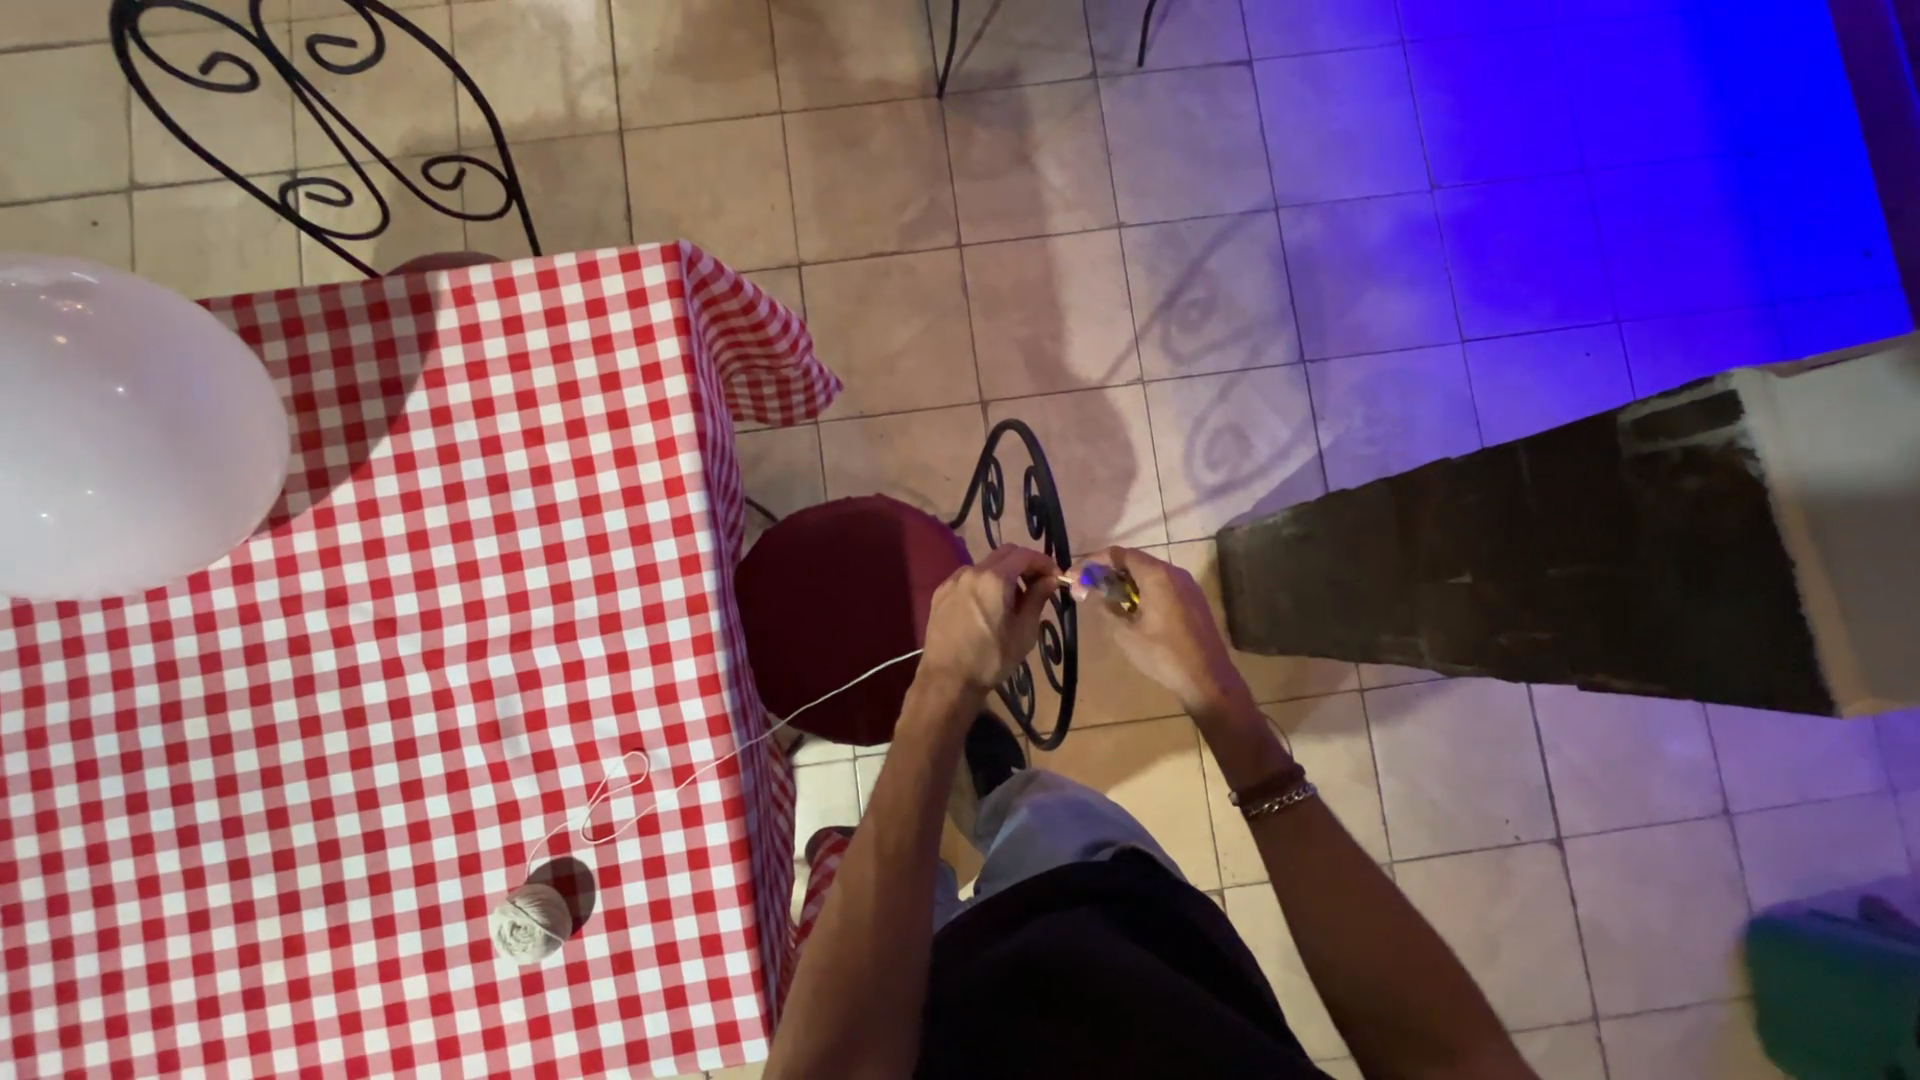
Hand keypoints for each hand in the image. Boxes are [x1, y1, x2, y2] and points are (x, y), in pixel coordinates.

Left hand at [919, 544, 1059, 692]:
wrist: (948, 680)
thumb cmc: (991, 659)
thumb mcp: (1024, 632)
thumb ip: (1037, 599)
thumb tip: (1050, 579)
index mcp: (994, 579)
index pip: (1024, 555)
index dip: (1043, 562)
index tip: (1055, 577)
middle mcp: (971, 572)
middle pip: (1004, 554)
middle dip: (1025, 564)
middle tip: (1038, 585)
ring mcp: (952, 581)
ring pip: (985, 565)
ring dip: (1003, 574)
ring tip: (1012, 600)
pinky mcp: (940, 594)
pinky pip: (968, 579)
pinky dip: (984, 583)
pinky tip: (988, 606)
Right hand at [1072, 547, 1247, 717]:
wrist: (1208, 679)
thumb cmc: (1163, 654)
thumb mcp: (1125, 632)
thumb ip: (1105, 606)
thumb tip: (1088, 590)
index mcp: (1156, 575)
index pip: (1119, 554)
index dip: (1094, 561)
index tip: (1076, 575)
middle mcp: (1174, 573)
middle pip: (1135, 561)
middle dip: (1109, 572)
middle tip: (1088, 588)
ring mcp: (1188, 586)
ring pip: (1150, 573)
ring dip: (1126, 582)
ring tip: (1107, 600)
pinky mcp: (1194, 600)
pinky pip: (1164, 585)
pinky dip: (1144, 590)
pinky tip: (1133, 609)